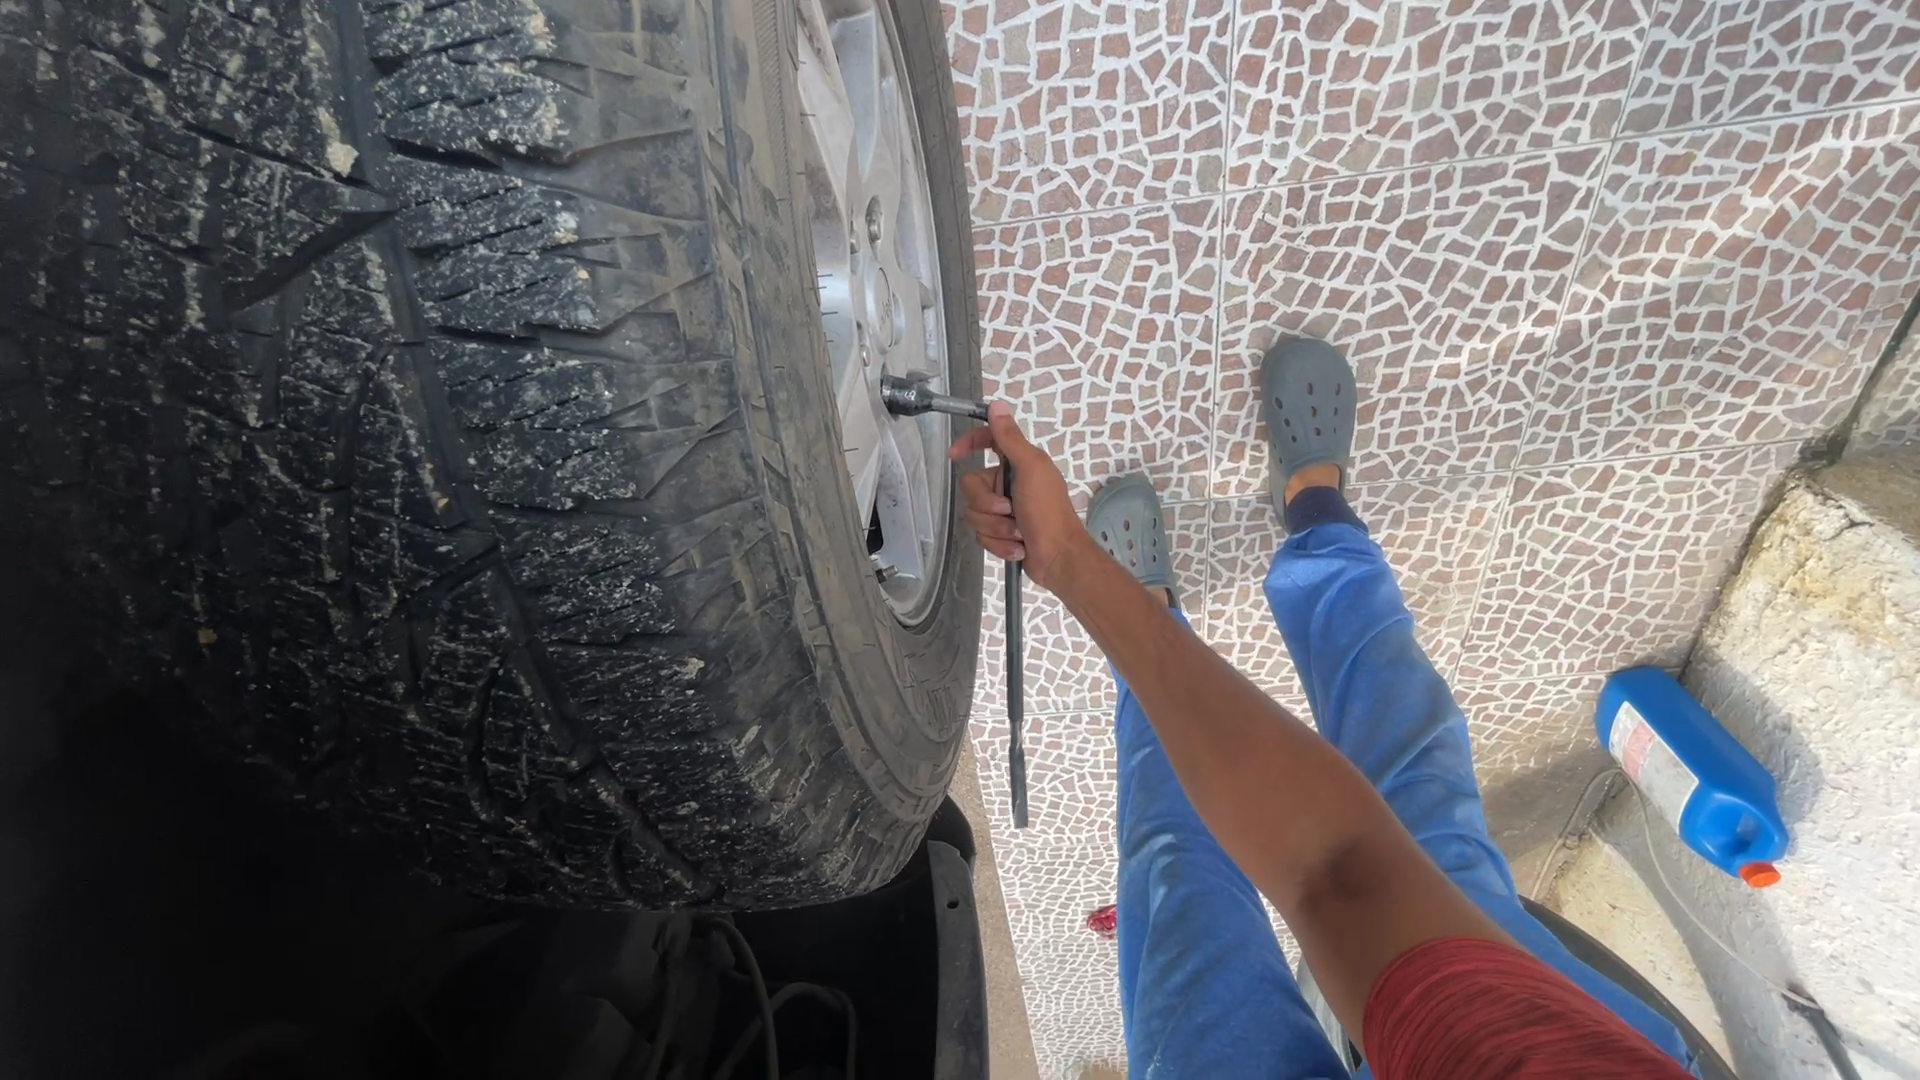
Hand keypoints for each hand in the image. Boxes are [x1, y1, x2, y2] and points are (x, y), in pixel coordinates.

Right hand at [948, 402, 1090, 590]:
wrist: (1058, 558)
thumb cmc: (1048, 511)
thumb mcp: (1030, 468)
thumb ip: (1010, 439)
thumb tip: (996, 404)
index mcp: (1017, 463)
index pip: (986, 442)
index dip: (969, 444)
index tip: (954, 454)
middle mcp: (1008, 483)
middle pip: (971, 486)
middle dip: (987, 504)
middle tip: (1008, 510)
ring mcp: (1004, 509)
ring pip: (974, 513)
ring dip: (995, 527)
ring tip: (1017, 533)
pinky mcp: (1001, 533)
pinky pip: (982, 535)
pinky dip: (999, 544)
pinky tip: (1017, 548)